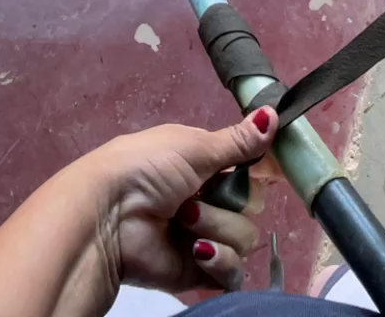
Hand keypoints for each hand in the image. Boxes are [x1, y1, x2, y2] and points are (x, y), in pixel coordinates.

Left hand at [63, 106, 277, 295]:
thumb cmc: (148, 167)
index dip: (262, 169)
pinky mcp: (202, 270)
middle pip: (253, 203)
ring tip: (183, 220)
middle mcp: (209, 197)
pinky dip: (219, 259)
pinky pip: (234, 271)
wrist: (110, 216)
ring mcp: (207, 234)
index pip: (249, 167)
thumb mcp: (194, 147)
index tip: (272, 169)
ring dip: (217, 225)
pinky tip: (197, 250)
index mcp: (206, 162)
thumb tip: (274, 112)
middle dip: (232, 199)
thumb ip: (238, 141)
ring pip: (245, 236)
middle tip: (200, 193)